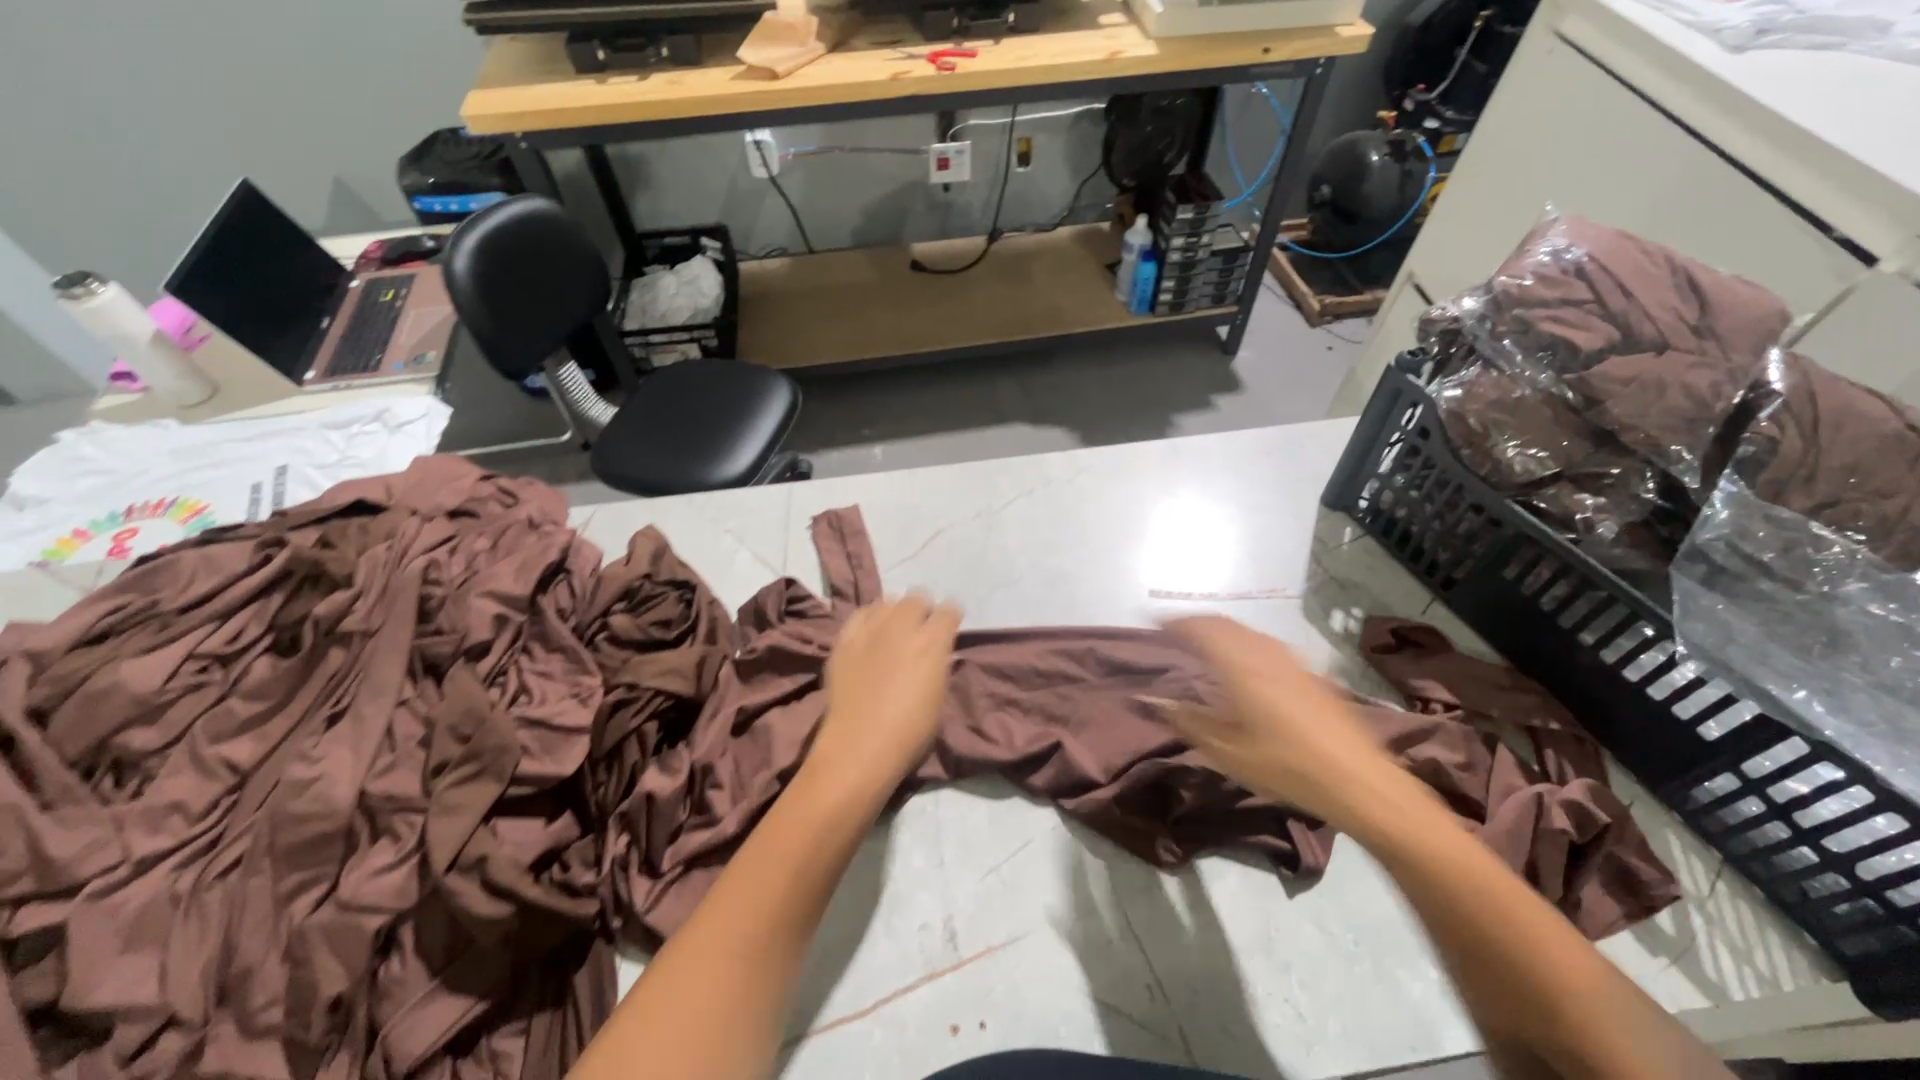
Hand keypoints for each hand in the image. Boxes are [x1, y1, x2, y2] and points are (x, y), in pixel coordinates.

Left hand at [811, 592, 961, 794]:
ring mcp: (870, 630)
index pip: (949, 609)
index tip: (948, 627)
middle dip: (923, 609)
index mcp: (932, 642)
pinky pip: (861, 614)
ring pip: (888, 600)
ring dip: (896, 611)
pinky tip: (870, 634)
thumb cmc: (910, 731)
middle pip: (917, 596)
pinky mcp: (845, 639)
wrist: (859, 746)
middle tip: (921, 629)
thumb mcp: (939, 696)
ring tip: (894, 630)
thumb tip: (939, 651)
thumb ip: (940, 664)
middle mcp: (902, 626)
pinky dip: (870, 619)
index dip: (950, 617)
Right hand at [1161, 615, 1422, 830]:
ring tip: (1203, 647)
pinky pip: (1266, 646)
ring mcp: (1292, 661)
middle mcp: (1266, 652)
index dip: (1175, 623)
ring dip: (1222, 632)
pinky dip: (1243, 645)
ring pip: (1248, 633)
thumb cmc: (1285, 766)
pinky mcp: (1310, 674)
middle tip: (1174, 633)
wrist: (1357, 780)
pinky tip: (1243, 667)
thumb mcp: (1226, 750)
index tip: (1154, 625)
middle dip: (1197, 624)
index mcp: (1241, 664)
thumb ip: (1186, 720)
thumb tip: (1152, 700)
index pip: (1201, 628)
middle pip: (1225, 624)